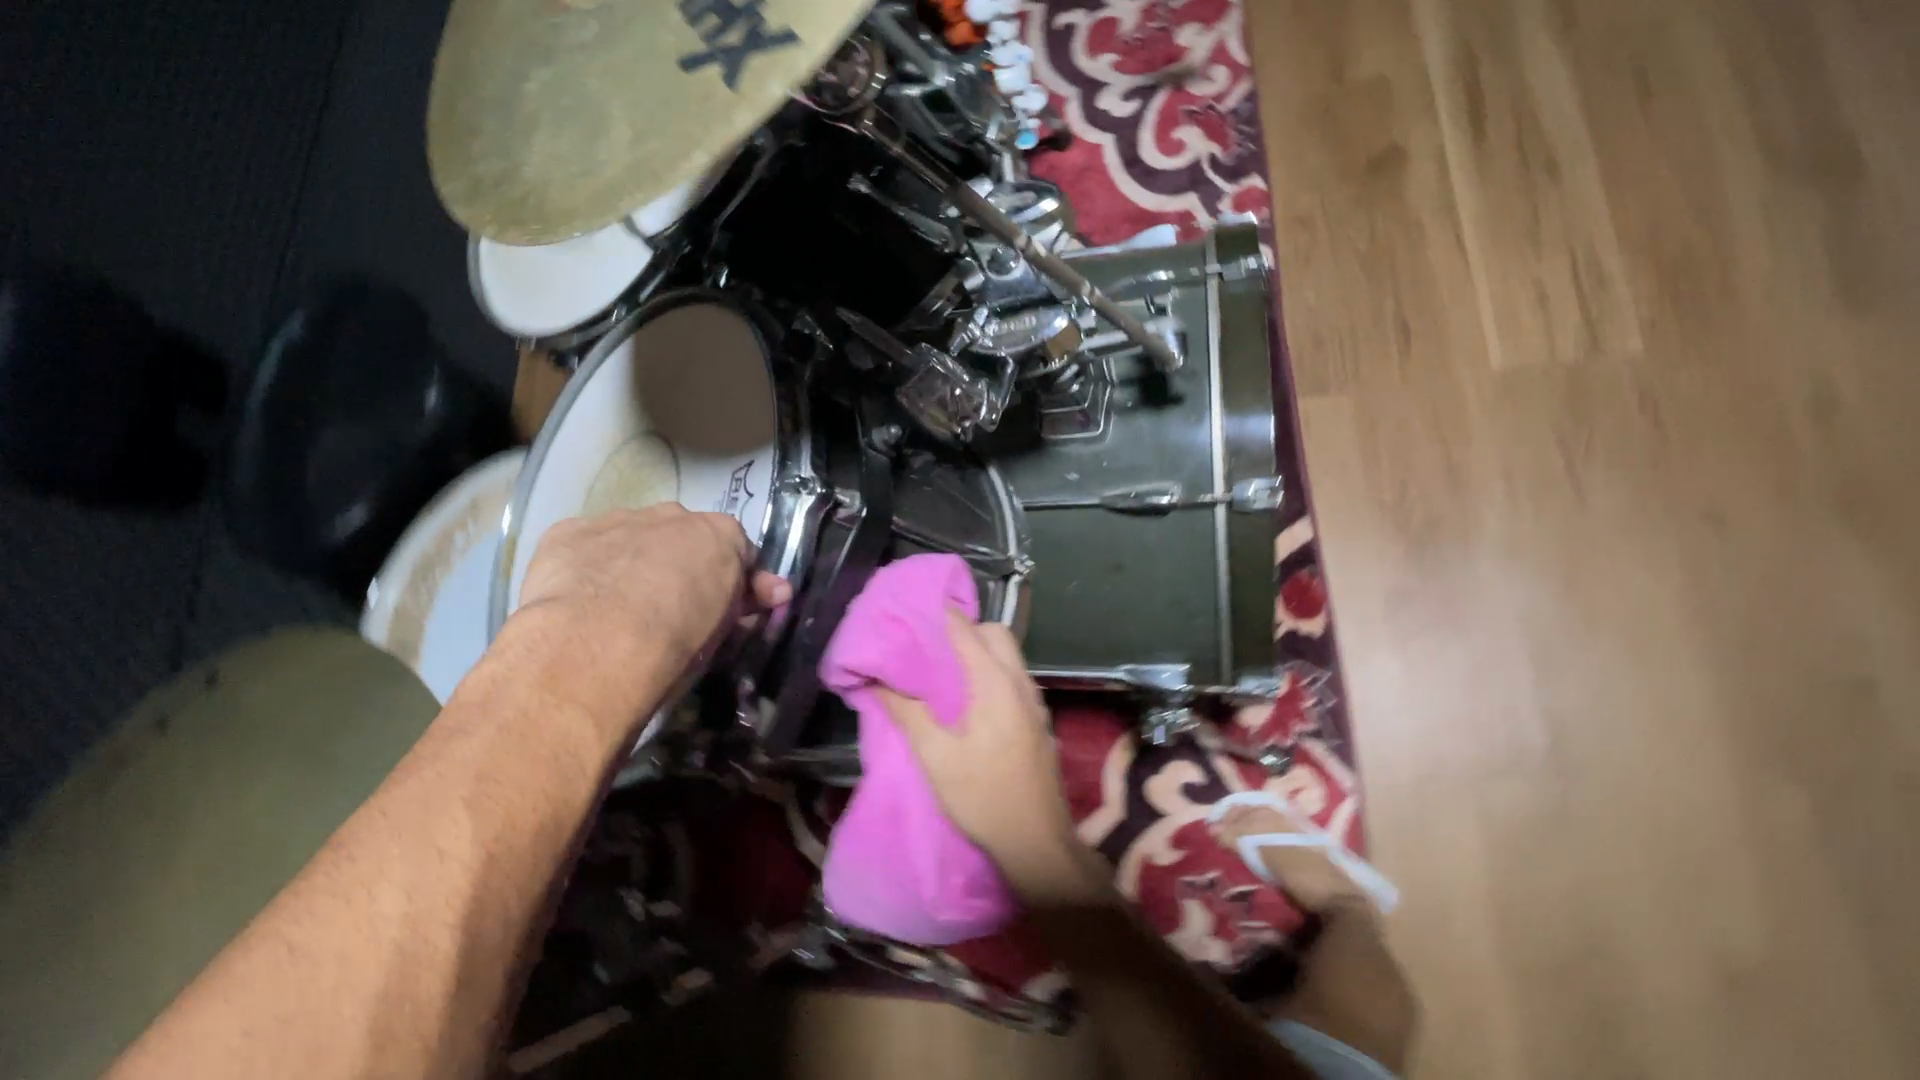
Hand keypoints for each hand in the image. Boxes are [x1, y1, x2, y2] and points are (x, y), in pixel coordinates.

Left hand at [506, 504, 789, 729]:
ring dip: (632, 562)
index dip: (736, 581)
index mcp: (720, 534)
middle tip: (673, 610)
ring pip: (631, 537)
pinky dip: (586, 566)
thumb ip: (746, 601)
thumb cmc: (678, 641)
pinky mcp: (567, 531)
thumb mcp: (726, 628)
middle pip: (683, 537)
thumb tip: (775, 591)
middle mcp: (672, 514)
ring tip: (617, 609)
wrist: (598, 642)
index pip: (738, 551)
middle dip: (682, 565)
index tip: (733, 610)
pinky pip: (585, 546)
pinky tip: (579, 600)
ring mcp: (618, 519)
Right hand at [876, 612, 1095, 897]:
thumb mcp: (935, 757)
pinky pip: (1014, 679)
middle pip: (994, 633)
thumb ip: (907, 713)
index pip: (965, 628)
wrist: (1037, 842)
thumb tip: (877, 682)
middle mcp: (1020, 683)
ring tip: (942, 672)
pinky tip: (968, 701)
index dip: (936, 616)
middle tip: (927, 649)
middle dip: (963, 631)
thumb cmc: (983, 797)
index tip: (908, 615)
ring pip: (1008, 656)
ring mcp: (1035, 702)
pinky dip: (992, 674)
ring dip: (979, 653)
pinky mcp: (1039, 721)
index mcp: (995, 683)